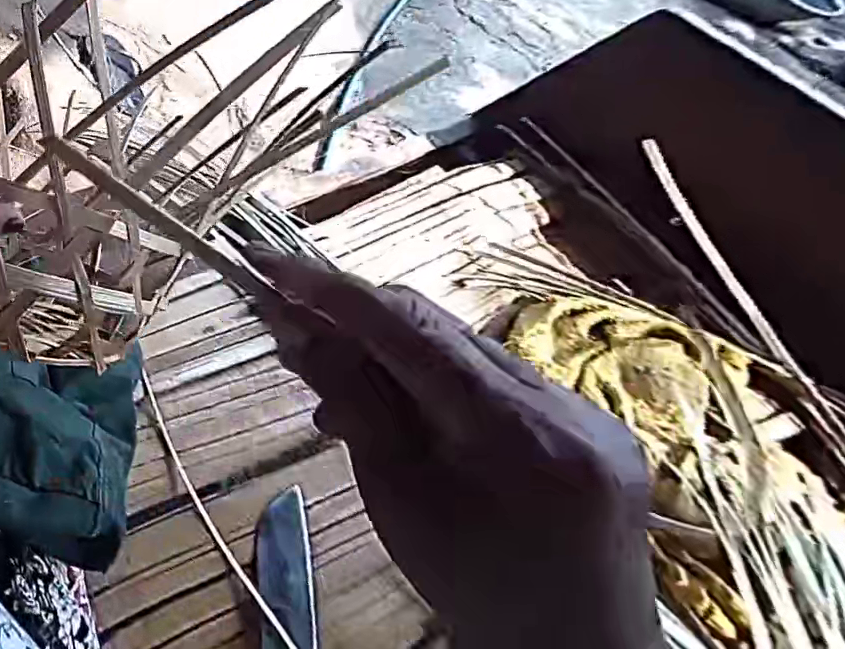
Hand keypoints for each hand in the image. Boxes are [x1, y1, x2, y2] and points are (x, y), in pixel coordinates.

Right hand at [245, 252, 660, 648]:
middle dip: (347, 315)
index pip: (402, 327)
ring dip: (379, 347)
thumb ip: (347, 394)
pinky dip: (420, 372)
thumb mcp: (389, 487)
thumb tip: (291, 325)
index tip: (266, 263)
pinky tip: (390, 402)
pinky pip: (478, 369)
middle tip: (286, 322)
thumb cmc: (467, 581)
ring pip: (449, 341)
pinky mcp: (578, 416)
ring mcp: (577, 406)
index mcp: (512, 429)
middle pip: (426, 322)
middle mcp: (558, 401)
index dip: (327, 288)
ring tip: (331, 382)